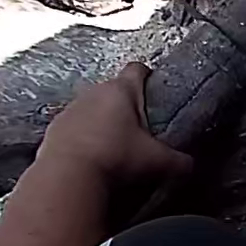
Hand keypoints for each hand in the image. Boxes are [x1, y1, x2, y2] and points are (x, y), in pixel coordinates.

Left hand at [35, 63, 192, 190]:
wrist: (67, 176)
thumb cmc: (116, 158)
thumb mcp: (157, 161)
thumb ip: (179, 161)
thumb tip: (191, 165)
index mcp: (121, 90)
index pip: (137, 69)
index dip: (148, 76)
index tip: (154, 88)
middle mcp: (94, 92)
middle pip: (114, 90)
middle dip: (126, 105)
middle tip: (139, 129)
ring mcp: (70, 109)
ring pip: (92, 107)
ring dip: (102, 121)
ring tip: (114, 146)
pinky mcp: (54, 128)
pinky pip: (74, 126)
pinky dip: (84, 136)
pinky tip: (92, 156)